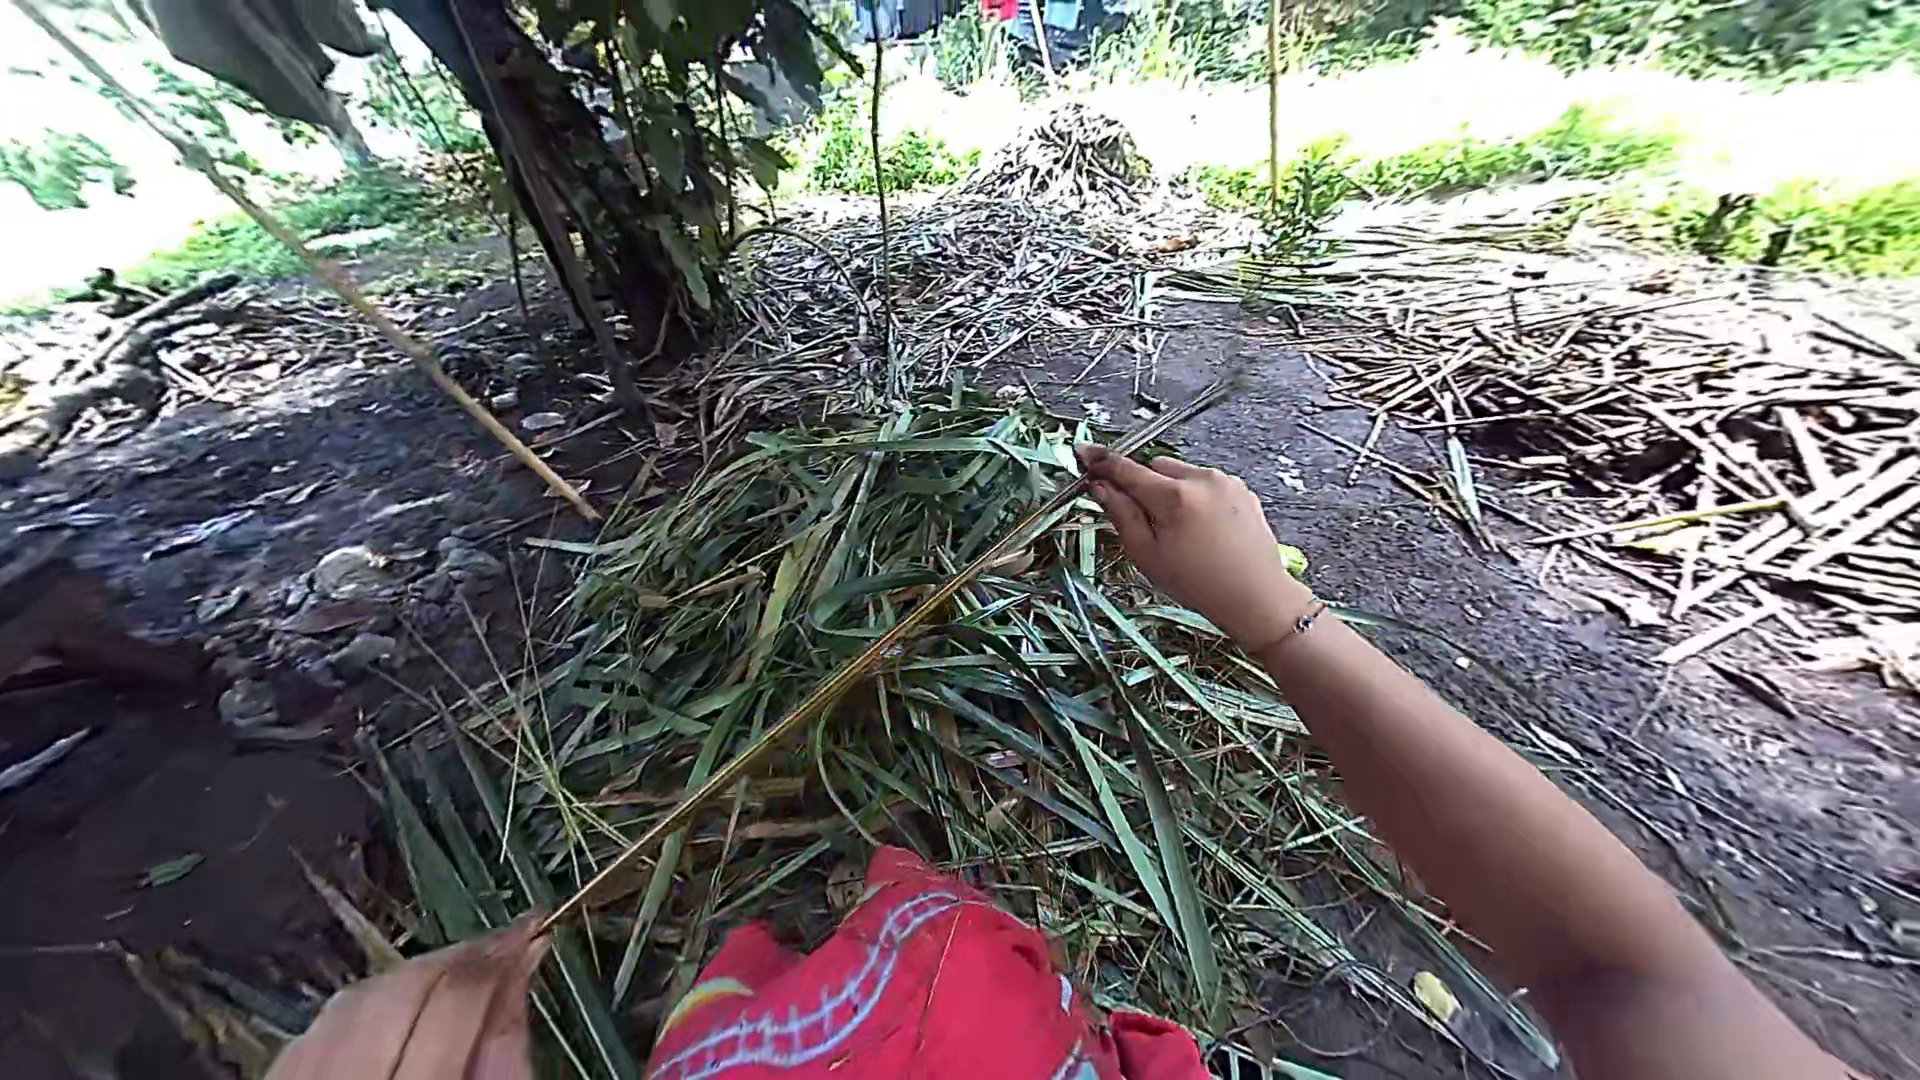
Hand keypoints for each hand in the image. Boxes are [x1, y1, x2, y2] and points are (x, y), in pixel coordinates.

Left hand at [266, 917, 547, 1079]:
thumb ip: (508, 1044)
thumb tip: (525, 961)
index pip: (459, 996)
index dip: (501, 951)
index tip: (532, 931)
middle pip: (400, 990)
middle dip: (459, 957)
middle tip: (500, 950)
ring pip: (351, 1002)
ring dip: (413, 976)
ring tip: (455, 980)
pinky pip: (311, 1036)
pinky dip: (363, 1008)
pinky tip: (398, 1016)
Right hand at [1078, 444, 1309, 650]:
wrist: (1255, 597)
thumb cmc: (1197, 583)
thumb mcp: (1146, 554)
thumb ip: (1121, 514)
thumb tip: (1100, 487)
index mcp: (1173, 497)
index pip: (1126, 468)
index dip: (1101, 461)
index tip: (1083, 453)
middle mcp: (1201, 479)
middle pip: (1153, 466)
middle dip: (1142, 484)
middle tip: (1143, 519)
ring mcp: (1225, 482)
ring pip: (1179, 472)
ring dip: (1168, 490)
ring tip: (1176, 529)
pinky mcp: (1241, 489)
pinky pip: (1203, 482)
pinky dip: (1192, 496)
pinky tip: (1198, 527)